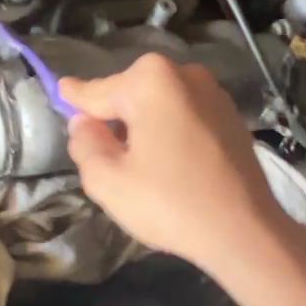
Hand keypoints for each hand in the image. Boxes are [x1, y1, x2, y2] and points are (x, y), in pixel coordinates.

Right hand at [61, 54, 295, 279]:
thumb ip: (85, 144)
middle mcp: (186, 74)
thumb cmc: (171, 204)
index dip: (75, 101)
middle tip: (113, 164)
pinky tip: (175, 170)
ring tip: (145, 171)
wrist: (244, 231)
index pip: (97, 92)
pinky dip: (175, 137)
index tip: (61, 92)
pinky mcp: (233, 119)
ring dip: (147, 131)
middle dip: (118, 123)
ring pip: (162, 109)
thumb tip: (84, 123)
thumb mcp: (107, 180)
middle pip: (131, 98)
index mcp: (151, 79)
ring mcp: (215, 95)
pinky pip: (188, 121)